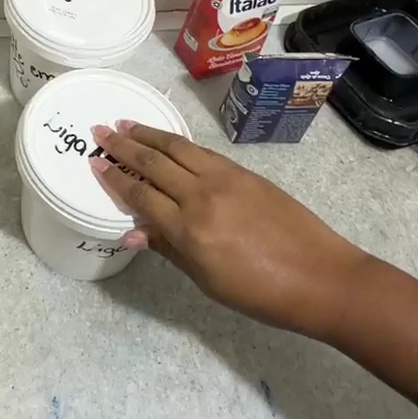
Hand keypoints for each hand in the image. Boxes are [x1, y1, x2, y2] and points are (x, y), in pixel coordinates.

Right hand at [89, 120, 373, 339]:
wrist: (323, 279)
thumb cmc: (262, 294)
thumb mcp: (208, 281)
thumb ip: (168, 250)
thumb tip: (131, 232)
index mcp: (189, 231)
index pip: (139, 196)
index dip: (114, 178)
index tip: (94, 162)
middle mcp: (200, 197)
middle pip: (152, 164)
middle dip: (122, 147)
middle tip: (99, 131)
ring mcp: (223, 179)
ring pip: (175, 148)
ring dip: (146, 134)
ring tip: (124, 124)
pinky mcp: (243, 172)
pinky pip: (200, 151)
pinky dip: (176, 142)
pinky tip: (165, 139)